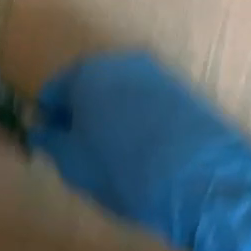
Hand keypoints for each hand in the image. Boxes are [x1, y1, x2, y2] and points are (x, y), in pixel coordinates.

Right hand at [28, 49, 250, 250]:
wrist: (205, 186)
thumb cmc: (125, 172)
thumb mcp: (74, 165)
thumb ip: (52, 142)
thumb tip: (45, 130)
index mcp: (87, 74)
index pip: (53, 91)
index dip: (49, 119)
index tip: (54, 145)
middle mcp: (122, 64)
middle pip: (88, 87)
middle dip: (82, 114)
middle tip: (83, 150)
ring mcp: (159, 76)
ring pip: (120, 94)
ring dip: (111, 117)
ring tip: (115, 155)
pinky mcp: (186, 93)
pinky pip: (147, 103)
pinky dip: (138, 121)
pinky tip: (143, 152)